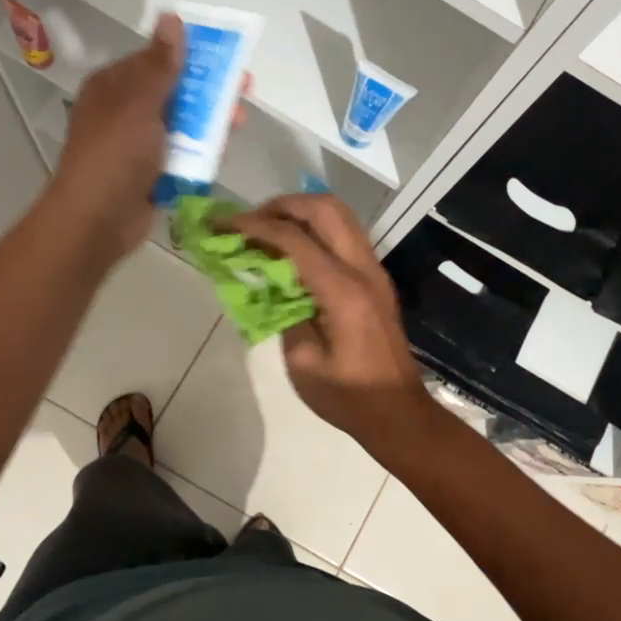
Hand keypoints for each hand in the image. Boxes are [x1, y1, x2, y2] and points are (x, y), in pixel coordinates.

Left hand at [47, 14, 249, 261]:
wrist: (97, 220)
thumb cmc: (115, 156)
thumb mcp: (139, 103)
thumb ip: (160, 64)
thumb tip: (171, 17)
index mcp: (114, 87)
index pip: (157, 59)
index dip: (193, 56)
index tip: (227, 58)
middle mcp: (124, 111)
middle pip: (174, 91)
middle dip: (209, 91)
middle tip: (244, 91)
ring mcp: (137, 144)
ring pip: (181, 124)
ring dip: (210, 122)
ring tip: (238, 124)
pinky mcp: (150, 173)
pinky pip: (181, 155)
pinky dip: (200, 152)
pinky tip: (221, 152)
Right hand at [222, 194, 435, 452]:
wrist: (398, 414)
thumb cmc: (347, 397)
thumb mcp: (303, 362)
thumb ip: (285, 313)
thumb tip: (273, 284)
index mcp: (343, 291)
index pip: (294, 239)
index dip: (254, 226)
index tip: (222, 225)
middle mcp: (364, 270)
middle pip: (325, 209)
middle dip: (282, 206)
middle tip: (249, 222)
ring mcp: (375, 272)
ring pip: (341, 217)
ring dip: (302, 213)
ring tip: (267, 230)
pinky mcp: (376, 281)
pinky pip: (346, 237)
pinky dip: (316, 231)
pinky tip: (291, 252)